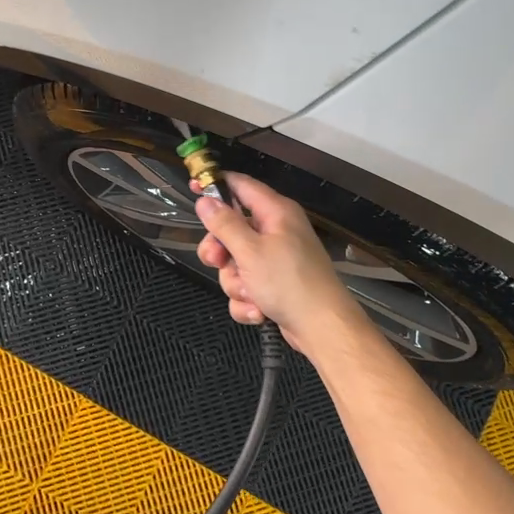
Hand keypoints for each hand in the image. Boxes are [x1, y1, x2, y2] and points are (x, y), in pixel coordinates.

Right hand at [193, 172, 372, 362]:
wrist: (321, 329)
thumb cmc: (288, 283)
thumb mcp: (250, 251)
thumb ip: (224, 224)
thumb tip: (205, 200)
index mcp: (275, 213)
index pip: (240, 185)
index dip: (215, 185)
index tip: (192, 188)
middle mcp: (276, 231)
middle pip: (231, 230)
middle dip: (221, 252)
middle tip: (218, 261)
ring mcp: (274, 260)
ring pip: (234, 263)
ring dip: (235, 282)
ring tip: (250, 294)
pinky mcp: (273, 285)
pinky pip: (245, 285)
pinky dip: (247, 300)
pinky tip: (258, 311)